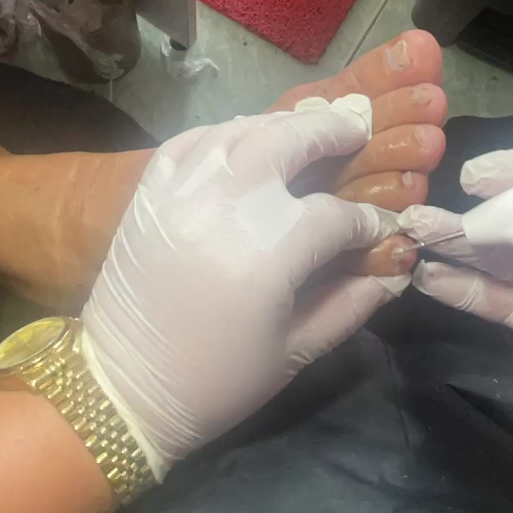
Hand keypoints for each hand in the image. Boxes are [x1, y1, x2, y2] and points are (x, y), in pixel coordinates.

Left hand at [83, 95, 405, 474]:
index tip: (375, 229)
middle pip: (287, 140)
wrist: (122, 387)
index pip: (333, 216)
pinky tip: (243, 140)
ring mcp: (181, 190)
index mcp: (267, 253)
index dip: (363, 223)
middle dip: (328, 131)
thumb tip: (389, 273)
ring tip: (304, 131)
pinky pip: (191, 140)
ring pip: (240, 129)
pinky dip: (224, 132)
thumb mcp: (293, 354)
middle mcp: (225, 205)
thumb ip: (348, 306)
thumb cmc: (215, 382)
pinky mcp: (149, 191)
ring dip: (280, 125)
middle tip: (353, 130)